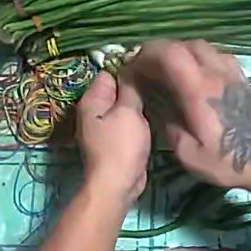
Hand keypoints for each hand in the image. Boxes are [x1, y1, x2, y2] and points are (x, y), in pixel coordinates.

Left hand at [75, 71, 149, 206]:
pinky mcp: (113, 139)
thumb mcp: (129, 111)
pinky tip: (152, 118)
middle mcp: (92, 109)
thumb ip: (130, 87)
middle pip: (116, 89)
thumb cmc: (122, 145)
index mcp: (92, 99)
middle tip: (159, 85)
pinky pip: (126, 121)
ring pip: (123, 106)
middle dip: (135, 87)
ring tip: (158, 100)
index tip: (151, 71)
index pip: (110, 72)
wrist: (116, 183)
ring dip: (138, 105)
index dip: (129, 70)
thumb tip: (132, 67)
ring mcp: (101, 126)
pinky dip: (137, 120)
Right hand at [126, 39, 250, 190]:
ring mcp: (232, 74)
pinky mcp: (242, 79)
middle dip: (160, 51)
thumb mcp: (188, 154)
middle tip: (146, 67)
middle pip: (185, 44)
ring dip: (180, 51)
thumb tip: (158, 110)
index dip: (147, 54)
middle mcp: (216, 74)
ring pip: (202, 46)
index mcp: (200, 90)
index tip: (133, 67)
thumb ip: (168, 127)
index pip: (170, 53)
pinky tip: (194, 74)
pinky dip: (199, 57)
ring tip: (168, 70)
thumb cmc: (228, 161)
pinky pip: (217, 55)